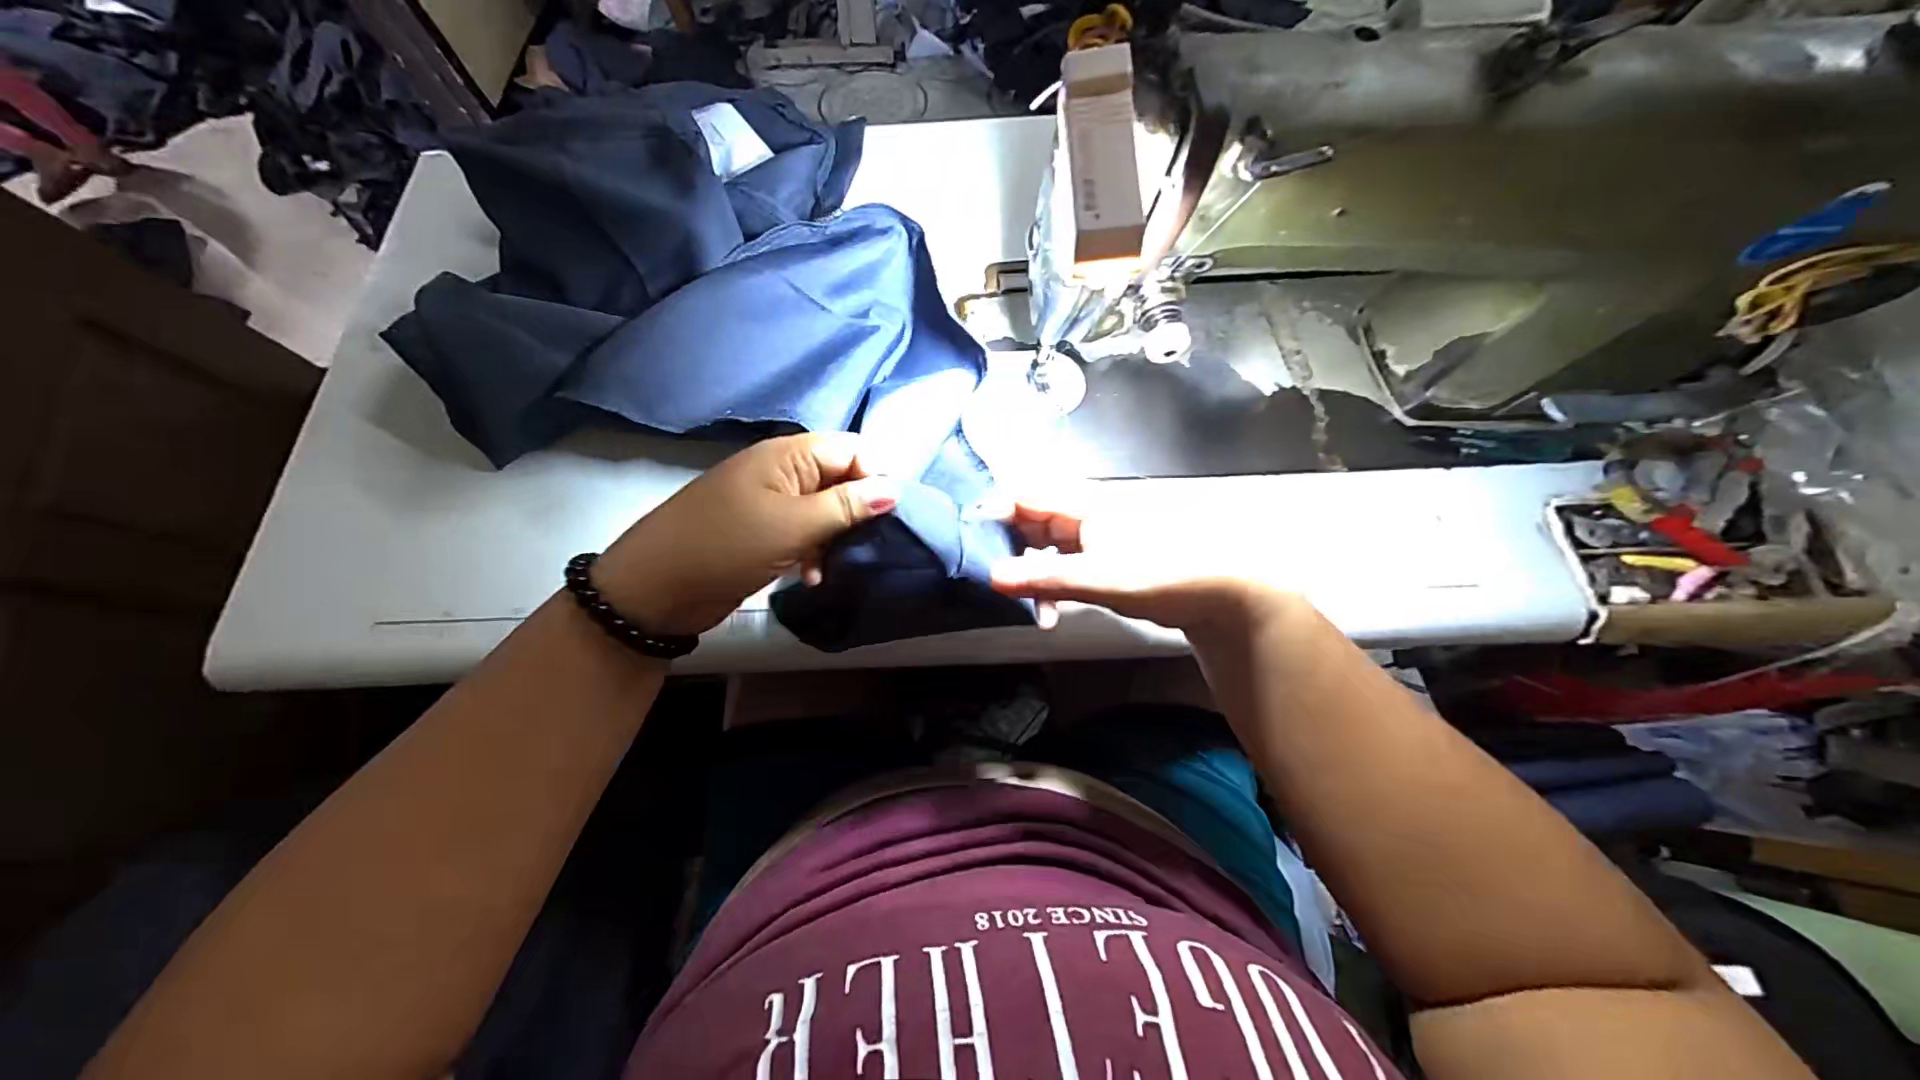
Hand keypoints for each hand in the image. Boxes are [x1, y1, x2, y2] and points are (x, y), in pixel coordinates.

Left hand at [592, 434, 897, 635]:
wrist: (656, 589)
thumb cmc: (727, 547)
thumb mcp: (794, 526)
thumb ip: (847, 506)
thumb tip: (894, 490)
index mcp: (788, 455)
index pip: (852, 449)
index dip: (876, 477)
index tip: (890, 516)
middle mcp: (782, 471)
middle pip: (840, 479)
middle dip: (858, 511)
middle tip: (867, 545)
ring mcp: (769, 502)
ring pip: (824, 510)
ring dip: (835, 538)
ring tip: (833, 566)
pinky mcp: (761, 531)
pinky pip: (803, 532)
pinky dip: (813, 552)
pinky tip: (810, 576)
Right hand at [988, 490, 1297, 637]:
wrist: (1221, 593)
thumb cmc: (1163, 575)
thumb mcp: (1099, 579)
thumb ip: (1045, 579)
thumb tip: (994, 576)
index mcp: (1084, 505)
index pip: (1025, 496)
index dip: (994, 512)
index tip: (970, 539)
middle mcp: (1085, 514)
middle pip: (1030, 522)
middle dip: (1012, 553)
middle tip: (1004, 586)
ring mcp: (1094, 536)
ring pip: (1045, 548)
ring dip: (1033, 577)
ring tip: (1036, 612)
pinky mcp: (1103, 558)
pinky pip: (1062, 565)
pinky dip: (1052, 587)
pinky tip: (1052, 613)